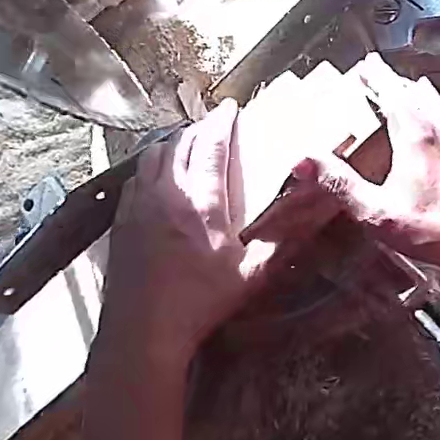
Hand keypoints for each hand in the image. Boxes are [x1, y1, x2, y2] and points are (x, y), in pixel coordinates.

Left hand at [100, 100, 288, 374]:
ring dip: (172, 143)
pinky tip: (157, 175)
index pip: (211, 146)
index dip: (222, 122)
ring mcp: (138, 207)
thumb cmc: (202, 302)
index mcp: (202, 203)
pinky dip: (151, 165)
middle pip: (180, 144)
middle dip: (198, 128)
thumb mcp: (253, 274)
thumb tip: (319, 212)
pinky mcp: (121, 222)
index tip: (231, 107)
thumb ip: (284, 240)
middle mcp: (167, 195)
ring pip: (153, 157)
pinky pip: (136, 178)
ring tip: (187, 141)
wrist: (143, 332)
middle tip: (214, 123)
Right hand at [271, 55, 439, 273]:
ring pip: (435, 103)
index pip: (392, 92)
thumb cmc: (433, 230)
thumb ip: (340, 185)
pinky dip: (438, 109)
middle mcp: (439, 130)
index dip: (376, 76)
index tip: (365, 64)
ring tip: (406, 86)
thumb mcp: (376, 211)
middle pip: (414, 93)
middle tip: (377, 74)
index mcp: (414, 136)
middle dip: (393, 80)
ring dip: (417, 92)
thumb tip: (304, 161)